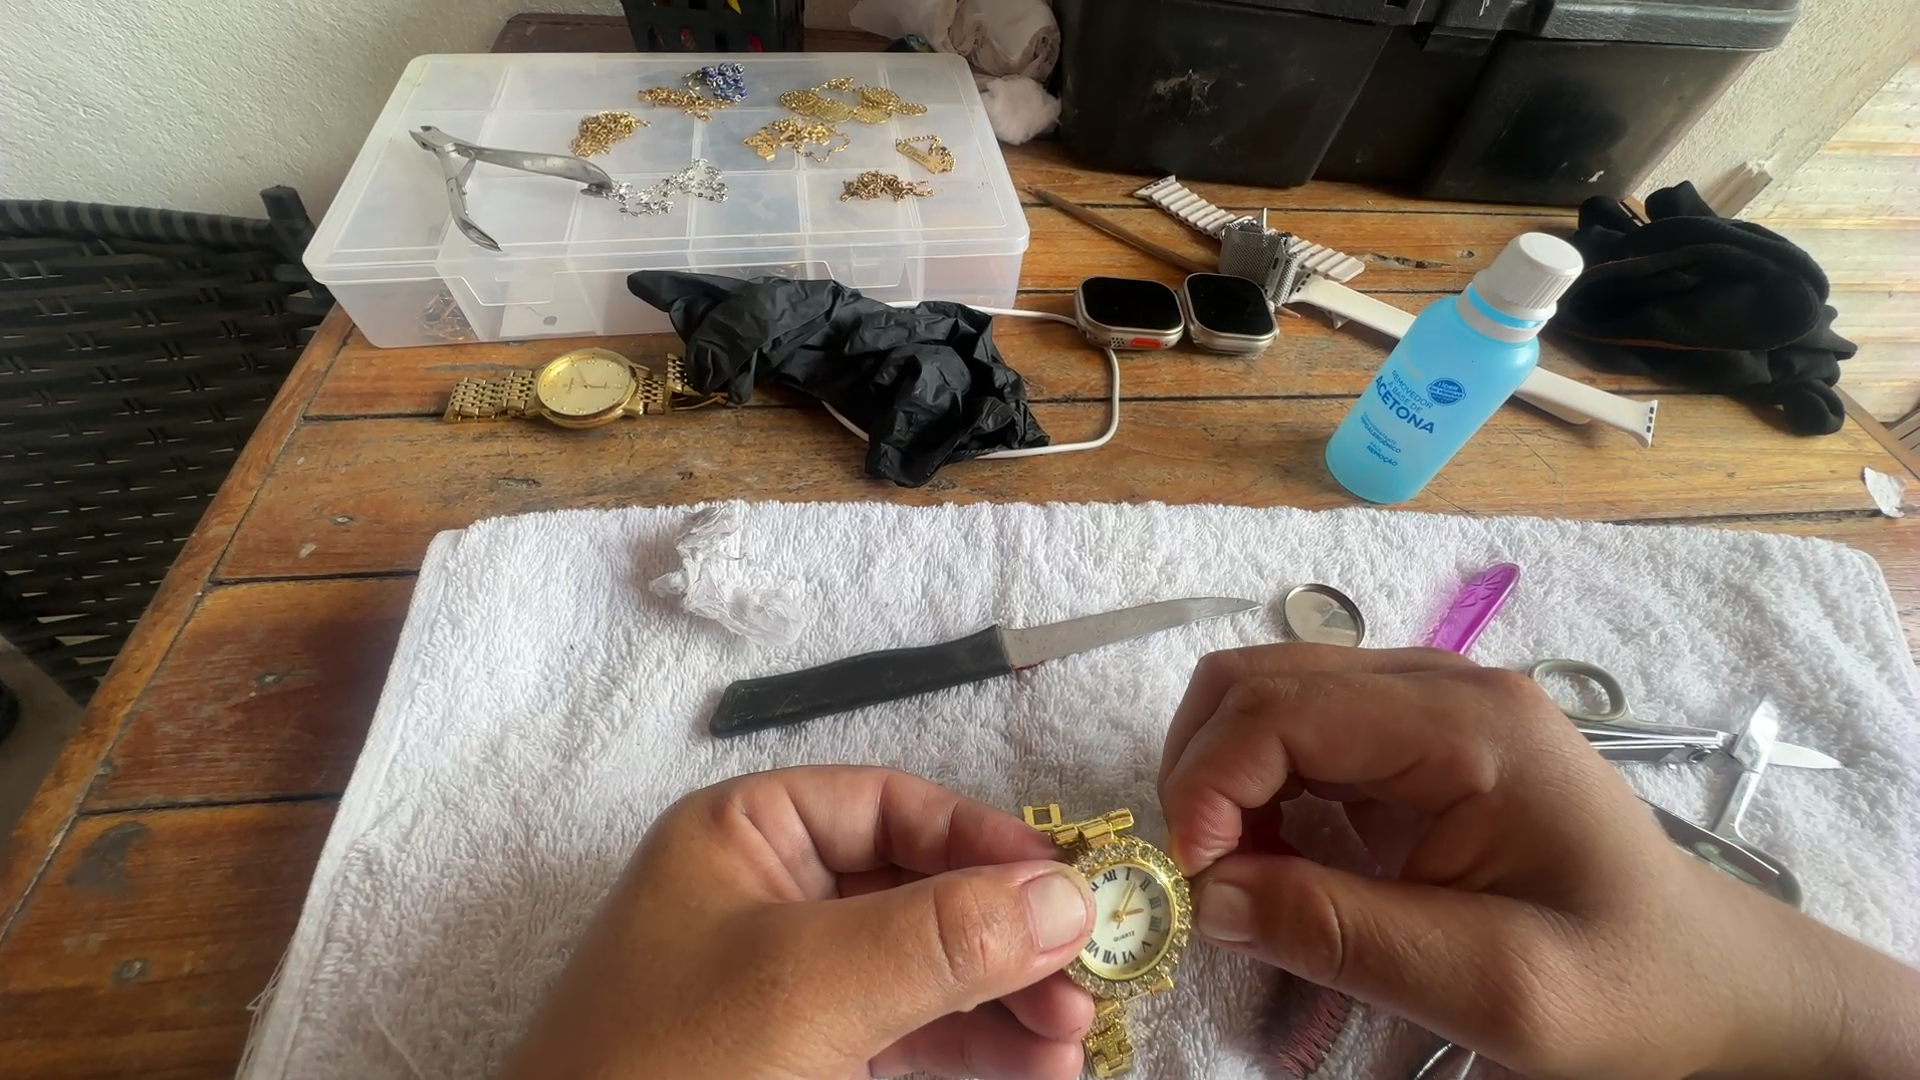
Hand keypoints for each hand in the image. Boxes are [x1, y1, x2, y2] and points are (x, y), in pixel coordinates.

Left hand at [498, 766, 1096, 1079]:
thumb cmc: (673, 1070)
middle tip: (1082, 968)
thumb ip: (943, 936)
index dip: (979, 837)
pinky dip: (970, 1042)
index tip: (1059, 880)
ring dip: (999, 991)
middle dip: (1000, 929)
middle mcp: (772, 888)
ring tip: (1074, 1028)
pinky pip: (905, 1024)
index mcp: (747, 832)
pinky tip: (1032, 1061)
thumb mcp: (810, 987)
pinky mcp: (805, 1048)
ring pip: (920, 959)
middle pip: (915, 883)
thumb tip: (1068, 894)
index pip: (888, 805)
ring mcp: (791, 972)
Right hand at [1158, 644, 1919, 1079]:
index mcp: (1461, 720)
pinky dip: (1243, 777)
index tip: (1192, 879)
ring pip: (1251, 691)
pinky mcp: (1392, 718)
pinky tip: (1268, 840)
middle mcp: (1425, 677)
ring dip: (1214, 772)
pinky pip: (1278, 719)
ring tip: (1235, 859)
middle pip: (1249, 681)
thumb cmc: (1632, 988)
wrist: (1715, 980)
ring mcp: (1407, 690)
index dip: (1210, 785)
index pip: (1279, 711)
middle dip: (1199, 772)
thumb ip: (1344, 938)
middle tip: (1204, 868)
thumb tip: (1205, 900)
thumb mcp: (1502, 992)